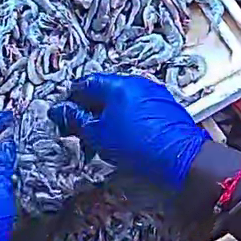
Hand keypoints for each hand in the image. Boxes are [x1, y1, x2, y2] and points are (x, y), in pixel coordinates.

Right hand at [49, 74, 205, 190]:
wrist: (181, 157)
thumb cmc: (137, 144)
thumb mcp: (98, 134)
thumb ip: (76, 119)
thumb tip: (60, 111)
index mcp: (117, 84)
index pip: (85, 84)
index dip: (71, 99)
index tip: (64, 114)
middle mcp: (136, 82)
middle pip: (104, 91)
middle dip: (90, 108)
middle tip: (80, 128)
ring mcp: (153, 93)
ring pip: (122, 100)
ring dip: (108, 114)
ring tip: (102, 136)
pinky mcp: (165, 107)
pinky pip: (137, 108)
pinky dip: (126, 118)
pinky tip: (124, 137)